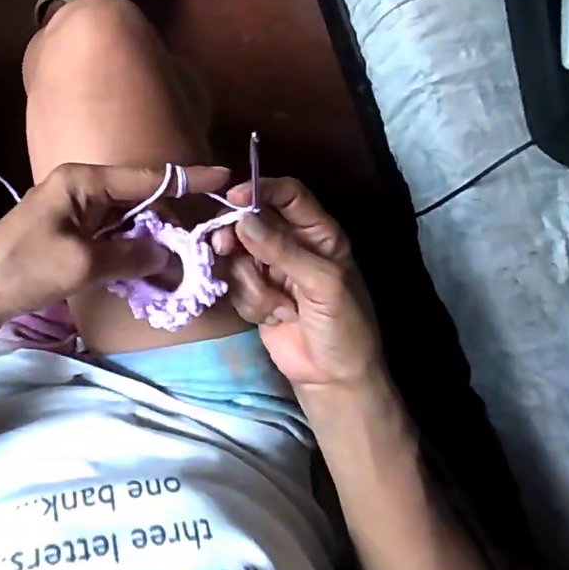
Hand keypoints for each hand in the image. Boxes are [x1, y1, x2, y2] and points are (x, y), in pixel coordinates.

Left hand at [0, 162, 230, 331]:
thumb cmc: (23, 267)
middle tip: (208, 234)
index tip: (224, 176)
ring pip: (127, 219)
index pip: (145, 177)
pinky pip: (111, 236)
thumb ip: (131, 255)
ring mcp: (74, 211)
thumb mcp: (82, 263)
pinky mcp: (70, 234)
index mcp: (82, 180)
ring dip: (153, 237)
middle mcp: (81, 188)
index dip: (186, 179)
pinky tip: (152, 265)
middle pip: (139, 197)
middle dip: (172, 216)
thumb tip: (167, 254)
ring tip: (187, 255)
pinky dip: (132, 249)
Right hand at [209, 177, 383, 391]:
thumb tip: (243, 221)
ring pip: (237, 253)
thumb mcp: (323, 284)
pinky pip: (234, 282)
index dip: (262, 189)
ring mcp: (270, 268)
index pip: (288, 195)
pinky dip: (249, 300)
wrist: (333, 379)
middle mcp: (291, 244)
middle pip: (251, 220)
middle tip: (224, 246)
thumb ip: (282, 250)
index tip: (234, 196)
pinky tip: (273, 316)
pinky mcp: (253, 292)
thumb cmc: (345, 326)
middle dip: (236, 235)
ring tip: (273, 303)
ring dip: (249, 280)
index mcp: (318, 232)